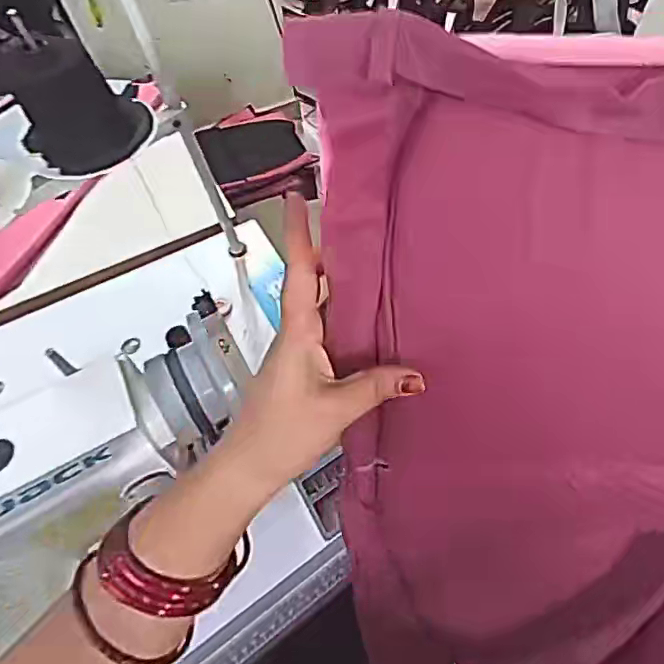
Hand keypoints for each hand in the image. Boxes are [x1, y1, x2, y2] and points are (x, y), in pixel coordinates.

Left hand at [214, 192, 422, 497]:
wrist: (248, 466)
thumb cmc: (280, 434)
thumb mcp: (336, 409)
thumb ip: (376, 386)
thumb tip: (415, 373)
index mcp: (297, 332)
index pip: (297, 271)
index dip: (296, 233)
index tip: (296, 197)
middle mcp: (294, 332)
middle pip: (308, 280)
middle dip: (326, 250)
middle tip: (354, 227)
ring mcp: (297, 348)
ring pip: (318, 304)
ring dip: (336, 283)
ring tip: (369, 266)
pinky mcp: (302, 365)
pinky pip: (325, 328)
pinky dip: (343, 315)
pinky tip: (366, 321)